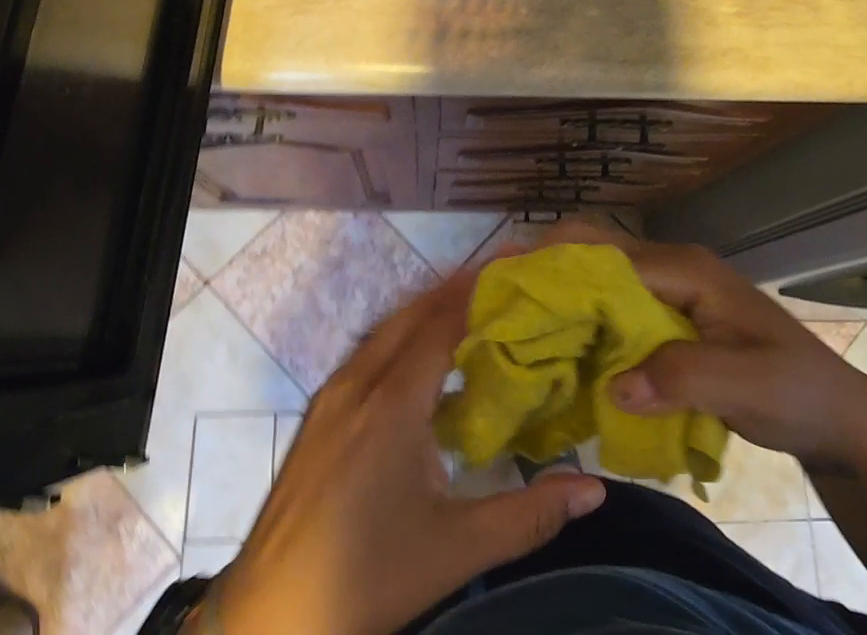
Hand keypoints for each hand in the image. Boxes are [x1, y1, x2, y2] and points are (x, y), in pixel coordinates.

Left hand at [204, 266, 607, 634]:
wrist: (272, 614)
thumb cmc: (368, 576)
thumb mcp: (456, 549)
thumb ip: (529, 515)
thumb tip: (595, 489)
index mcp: (390, 406)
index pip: (439, 325)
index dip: (477, 291)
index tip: (516, 266)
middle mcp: (356, 388)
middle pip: (408, 318)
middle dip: (453, 292)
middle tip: (503, 281)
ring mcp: (329, 402)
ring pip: (382, 335)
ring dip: (423, 313)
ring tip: (470, 310)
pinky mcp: (318, 421)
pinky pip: (365, 358)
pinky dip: (399, 341)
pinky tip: (422, 368)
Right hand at [536, 220, 859, 462]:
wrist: (834, 416)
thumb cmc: (795, 392)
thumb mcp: (746, 385)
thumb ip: (683, 377)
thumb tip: (613, 385)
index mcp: (687, 271)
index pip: (608, 255)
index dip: (557, 267)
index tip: (506, 286)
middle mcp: (673, 271)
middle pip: (597, 256)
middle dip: (548, 273)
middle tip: (498, 304)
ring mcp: (671, 295)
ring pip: (602, 283)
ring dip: (563, 301)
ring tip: (516, 328)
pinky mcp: (670, 323)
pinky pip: (616, 313)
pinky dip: (585, 326)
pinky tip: (561, 353)